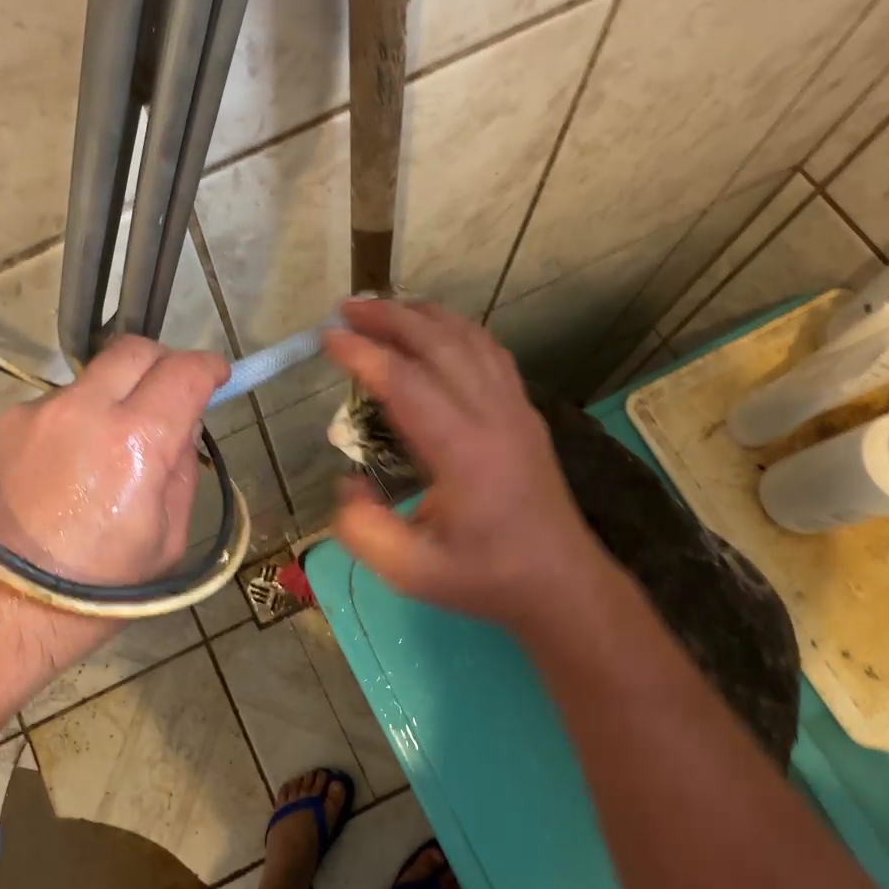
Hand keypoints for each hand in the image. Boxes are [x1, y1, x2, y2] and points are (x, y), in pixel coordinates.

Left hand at [0, 336, 228, 675]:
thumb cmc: (91, 594)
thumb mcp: (166, 545)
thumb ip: (182, 475)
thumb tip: (181, 429)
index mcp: (133, 442)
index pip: (183, 372)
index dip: (209, 367)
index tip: (218, 377)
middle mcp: (82, 410)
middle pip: (134, 350)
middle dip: (165, 362)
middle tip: (175, 394)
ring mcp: (36, 413)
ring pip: (93, 380)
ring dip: (117, 397)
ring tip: (113, 453)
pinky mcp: (2, 426)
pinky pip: (57, 408)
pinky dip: (78, 424)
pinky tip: (69, 472)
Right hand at [323, 299, 617, 630]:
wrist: (560, 581)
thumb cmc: (485, 577)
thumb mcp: (412, 571)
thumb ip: (364, 530)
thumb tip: (347, 482)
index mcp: (463, 452)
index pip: (407, 382)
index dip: (364, 355)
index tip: (328, 339)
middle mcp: (493, 416)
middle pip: (439, 344)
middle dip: (389, 317)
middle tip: (346, 307)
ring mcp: (515, 409)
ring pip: (470, 339)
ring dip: (424, 315)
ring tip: (384, 306)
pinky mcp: (526, 412)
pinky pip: (491, 352)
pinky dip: (458, 329)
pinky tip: (436, 329)